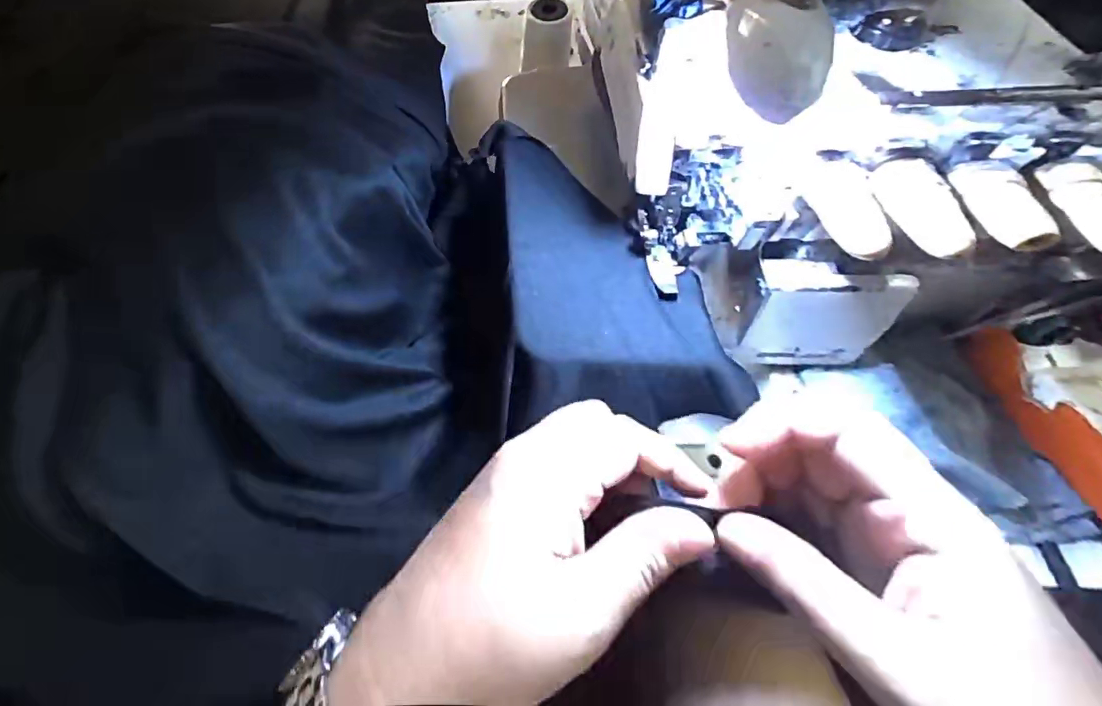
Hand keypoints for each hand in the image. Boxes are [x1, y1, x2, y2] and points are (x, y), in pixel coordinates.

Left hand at [328, 401, 716, 705]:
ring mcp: (502, 471)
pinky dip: (587, 475)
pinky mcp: (493, 492)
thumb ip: (646, 556)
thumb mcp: (583, 612)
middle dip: (641, 454)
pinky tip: (596, 523)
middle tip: (669, 505)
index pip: (623, 435)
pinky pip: (553, 458)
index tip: (705, 498)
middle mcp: (521, 454)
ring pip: (574, 437)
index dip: (671, 460)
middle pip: (597, 423)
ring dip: (614, 463)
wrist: (397, 677)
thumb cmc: (493, 648)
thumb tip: (699, 527)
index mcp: (543, 471)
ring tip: (640, 516)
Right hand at [713, 394, 1101, 705]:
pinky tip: (752, 527)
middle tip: (716, 490)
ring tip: (723, 506)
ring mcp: (901, 537)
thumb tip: (726, 525)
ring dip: (769, 480)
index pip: (848, 429)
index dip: (782, 422)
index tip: (728, 450)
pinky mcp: (889, 568)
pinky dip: (783, 515)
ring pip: (822, 479)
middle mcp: (912, 509)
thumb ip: (808, 586)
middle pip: (829, 446)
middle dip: (767, 451)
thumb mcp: (898, 662)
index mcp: (930, 513)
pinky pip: (826, 521)